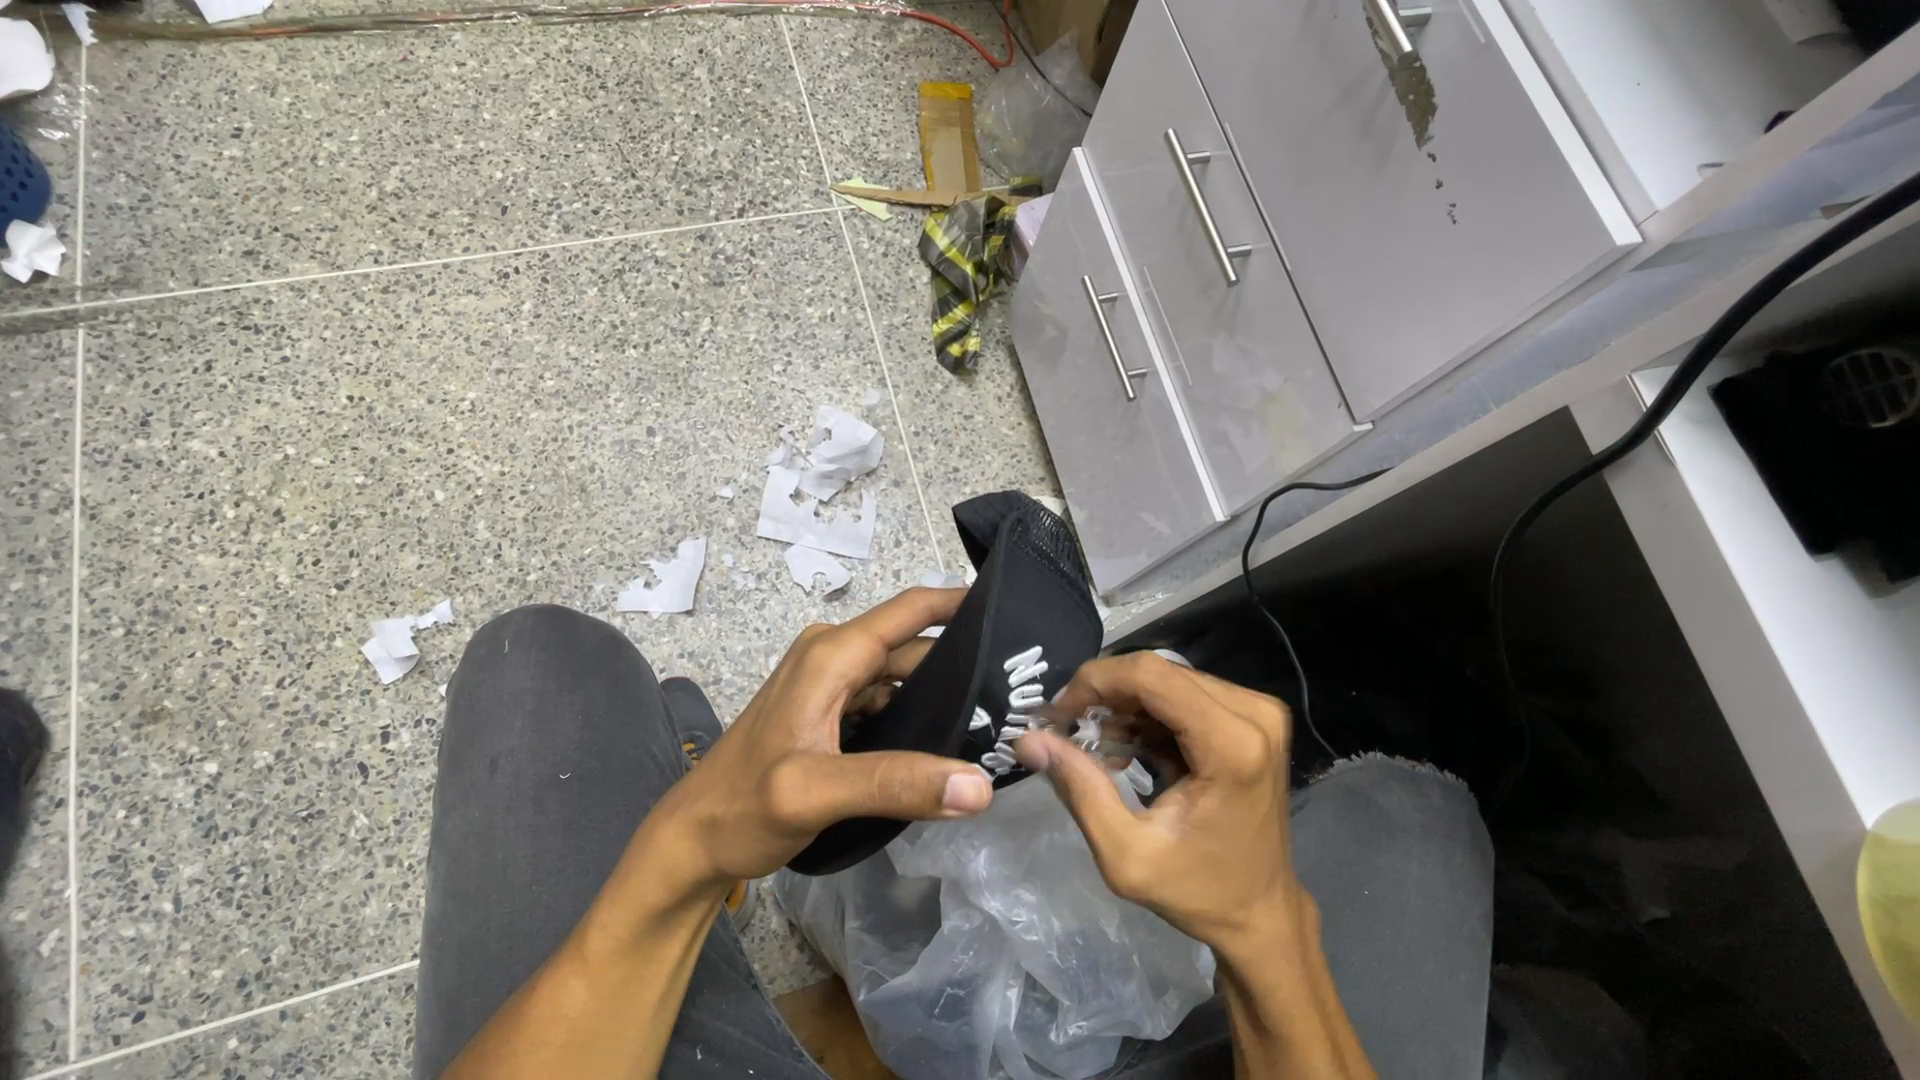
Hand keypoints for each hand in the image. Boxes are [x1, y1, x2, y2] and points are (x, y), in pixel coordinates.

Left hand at [650, 587, 994, 886]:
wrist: (693, 842)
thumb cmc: (742, 806)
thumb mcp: (814, 793)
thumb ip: (896, 784)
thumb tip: (980, 786)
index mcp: (832, 654)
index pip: (912, 610)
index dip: (964, 604)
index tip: (1017, 616)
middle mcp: (835, 657)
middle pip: (916, 649)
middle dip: (965, 668)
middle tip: (1022, 699)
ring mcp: (832, 688)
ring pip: (906, 681)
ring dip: (945, 699)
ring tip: (1000, 724)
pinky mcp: (833, 718)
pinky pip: (890, 706)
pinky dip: (920, 720)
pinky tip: (953, 747)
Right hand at [1014, 652, 1300, 953]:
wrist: (1261, 912)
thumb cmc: (1197, 891)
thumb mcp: (1125, 854)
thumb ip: (1080, 789)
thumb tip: (1029, 740)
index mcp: (1233, 745)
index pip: (1151, 676)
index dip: (1095, 682)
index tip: (1057, 714)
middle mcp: (1254, 714)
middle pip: (1158, 672)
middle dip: (1105, 694)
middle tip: (1069, 730)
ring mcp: (1258, 712)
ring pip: (1168, 679)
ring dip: (1124, 705)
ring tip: (1100, 749)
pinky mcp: (1253, 717)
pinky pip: (1185, 694)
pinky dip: (1149, 714)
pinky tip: (1131, 750)